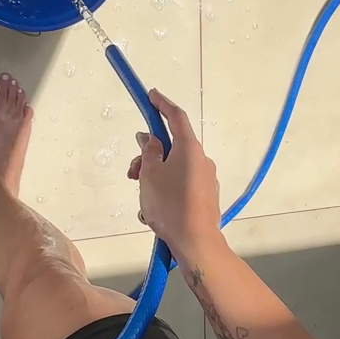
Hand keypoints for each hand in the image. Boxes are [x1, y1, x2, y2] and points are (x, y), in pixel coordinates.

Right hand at [126, 88, 225, 259]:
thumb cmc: (170, 204)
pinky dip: (164, 195)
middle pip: (172, 148)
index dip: (162, 104)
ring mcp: (206, 180)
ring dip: (154, 180)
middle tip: (133, 173)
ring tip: (143, 202)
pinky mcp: (205, 198)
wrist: (195, 242)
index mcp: (189, 148)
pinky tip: (154, 214)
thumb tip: (149, 138)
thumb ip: (148, 152)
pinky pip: (179, 189)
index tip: (151, 96)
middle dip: (149, 157)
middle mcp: (201, 160)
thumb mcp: (150, 174)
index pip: (176, 116)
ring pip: (173, 170)